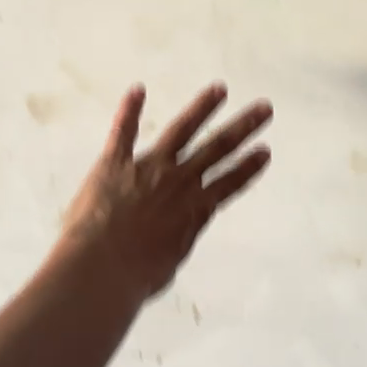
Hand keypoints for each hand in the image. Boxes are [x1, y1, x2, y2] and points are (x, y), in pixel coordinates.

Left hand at [54, 82, 272, 298]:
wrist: (101, 268)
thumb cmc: (135, 276)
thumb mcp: (170, 261)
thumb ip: (178, 239)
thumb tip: (179, 233)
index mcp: (195, 209)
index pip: (230, 183)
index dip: (249, 167)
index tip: (265, 151)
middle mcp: (178, 181)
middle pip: (217, 149)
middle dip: (243, 127)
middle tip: (264, 108)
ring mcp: (148, 168)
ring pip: (182, 131)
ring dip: (202, 108)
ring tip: (219, 89)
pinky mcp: (115, 163)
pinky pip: (124, 131)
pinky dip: (130, 110)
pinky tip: (138, 89)